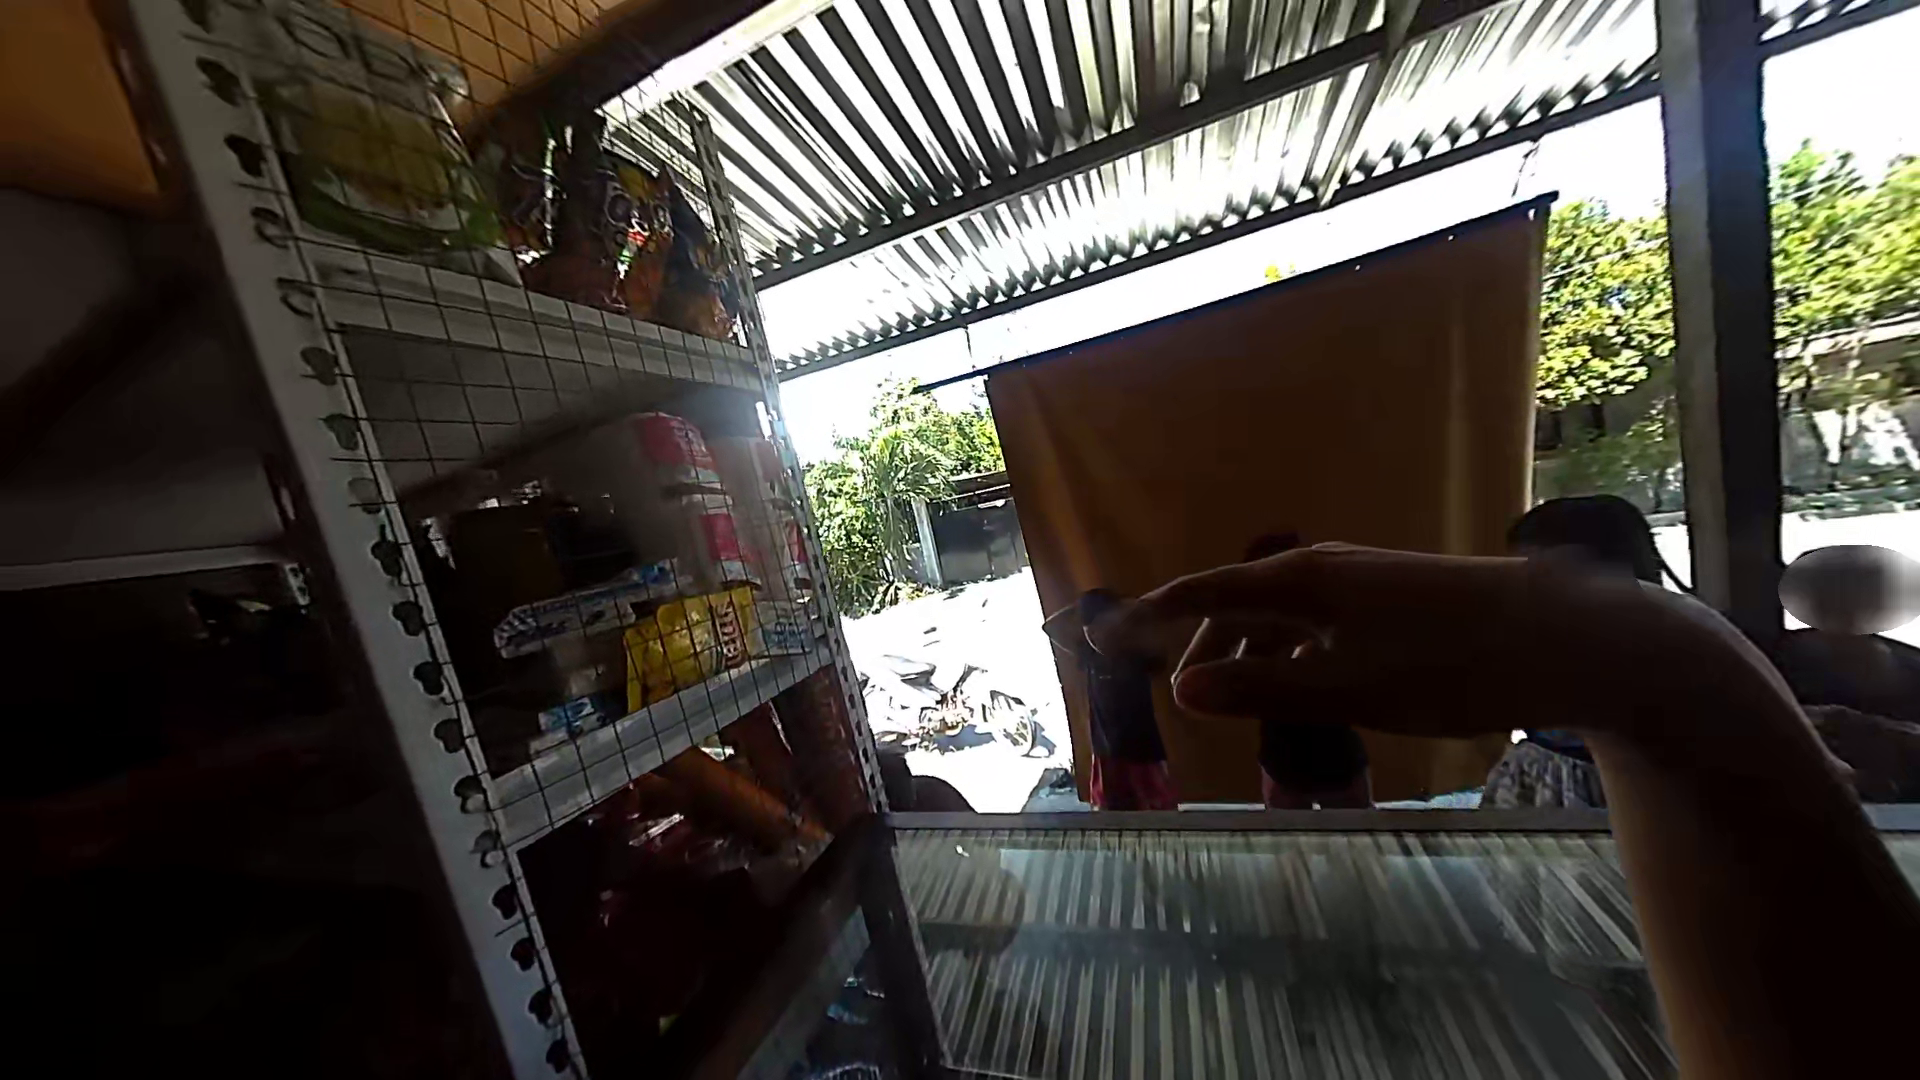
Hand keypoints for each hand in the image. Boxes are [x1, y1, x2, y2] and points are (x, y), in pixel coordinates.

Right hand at [1117, 543, 1782, 742]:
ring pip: (1274, 615)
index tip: (1117, 627)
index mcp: (1297, 582)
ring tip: (1236, 694)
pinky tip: (1297, 678)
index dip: (1156, 611)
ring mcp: (1352, 580)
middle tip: (1186, 692)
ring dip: (1245, 652)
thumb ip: (1259, 689)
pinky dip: (1285, 650)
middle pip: (1235, 604)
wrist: (1580, 641)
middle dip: (1201, 646)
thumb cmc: (1449, 664)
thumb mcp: (1346, 688)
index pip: (1204, 591)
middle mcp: (1316, 570)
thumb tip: (1181, 692)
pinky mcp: (1381, 597)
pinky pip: (1308, 620)